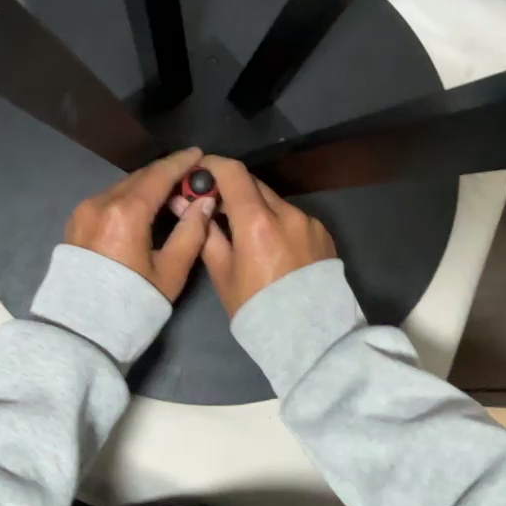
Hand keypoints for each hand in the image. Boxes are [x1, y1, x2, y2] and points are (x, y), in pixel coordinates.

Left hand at [64, 147, 214, 301]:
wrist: (79, 332)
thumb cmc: (130, 304)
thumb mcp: (169, 272)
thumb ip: (190, 232)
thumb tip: (204, 203)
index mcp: (125, 212)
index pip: (159, 175)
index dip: (181, 163)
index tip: (198, 154)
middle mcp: (100, 202)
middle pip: (139, 178)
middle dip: (165, 174)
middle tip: (189, 176)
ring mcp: (83, 211)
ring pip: (121, 188)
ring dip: (145, 186)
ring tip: (169, 194)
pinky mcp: (75, 223)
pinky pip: (107, 200)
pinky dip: (128, 198)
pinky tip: (142, 209)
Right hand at [197, 156, 335, 316]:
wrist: (311, 339)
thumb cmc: (257, 309)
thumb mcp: (223, 274)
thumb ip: (204, 232)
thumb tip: (182, 203)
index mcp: (257, 222)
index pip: (233, 173)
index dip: (213, 165)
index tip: (199, 171)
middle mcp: (286, 213)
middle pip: (253, 184)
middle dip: (232, 189)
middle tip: (214, 205)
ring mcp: (309, 222)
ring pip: (274, 201)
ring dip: (256, 208)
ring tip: (245, 234)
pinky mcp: (323, 234)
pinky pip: (293, 218)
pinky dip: (278, 223)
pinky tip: (274, 249)